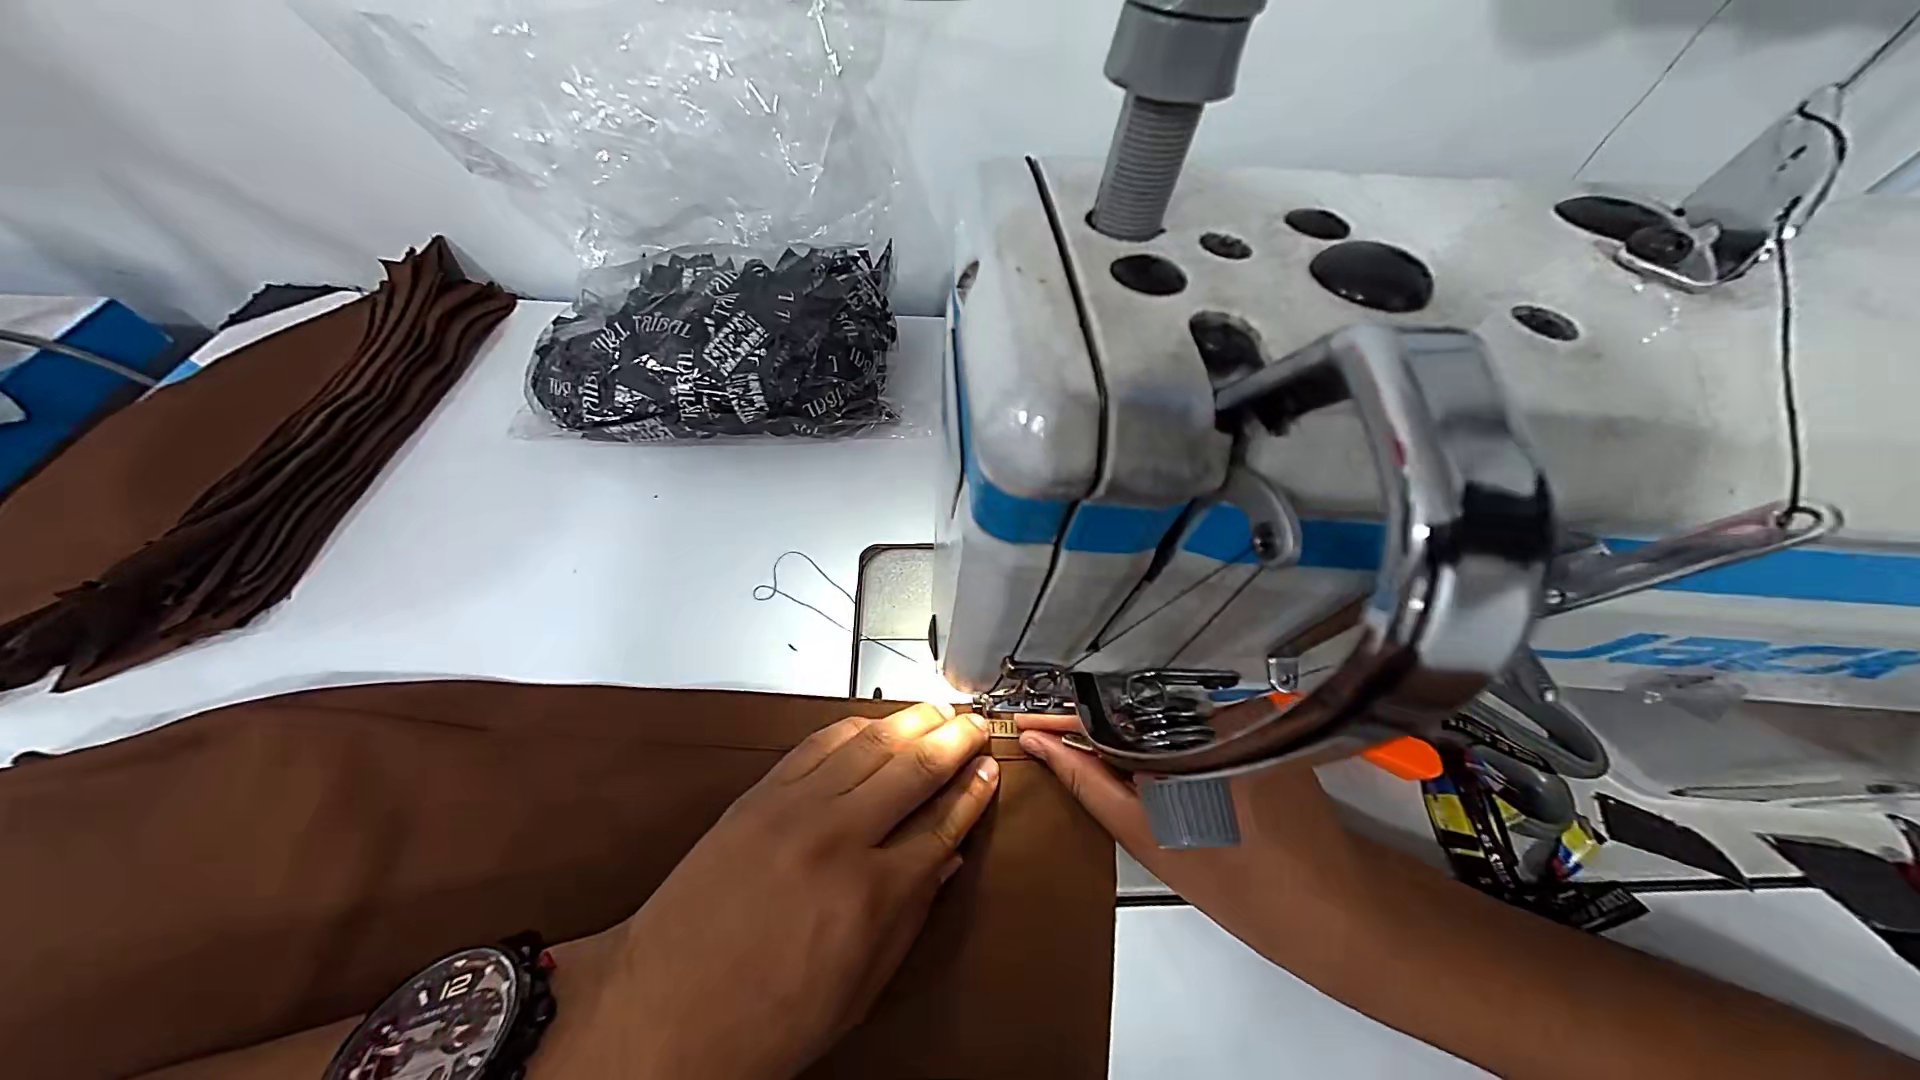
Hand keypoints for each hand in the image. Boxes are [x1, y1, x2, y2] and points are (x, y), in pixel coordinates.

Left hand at [603, 703, 999, 1079]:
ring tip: (937, 712)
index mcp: (869, 897)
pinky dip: (854, 727)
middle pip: (916, 769)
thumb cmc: (758, 1019)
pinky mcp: (759, 796)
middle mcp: (837, 840)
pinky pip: (817, 744)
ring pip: (871, 744)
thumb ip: (910, 917)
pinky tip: (874, 723)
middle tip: (974, 726)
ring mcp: (794, 810)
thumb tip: (944, 862)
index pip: (942, 824)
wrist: (658, 1012)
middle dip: (955, 741)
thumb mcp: (857, 990)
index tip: (988, 773)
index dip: (972, 794)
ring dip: (912, 722)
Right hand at [1016, 718, 1377, 974]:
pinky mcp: (1253, 719)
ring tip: (1114, 773)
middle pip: (1128, 709)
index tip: (1028, 721)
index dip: (1057, 719)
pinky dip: (1164, 740)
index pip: (1101, 715)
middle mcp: (1212, 713)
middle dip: (1090, 728)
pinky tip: (1158, 773)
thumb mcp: (1146, 837)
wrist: (1333, 905)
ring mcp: (1237, 713)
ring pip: (1157, 715)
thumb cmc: (1247, 886)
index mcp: (1181, 739)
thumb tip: (1042, 745)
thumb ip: (1087, 782)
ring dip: (1128, 736)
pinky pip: (1188, 720)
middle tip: (1058, 749)